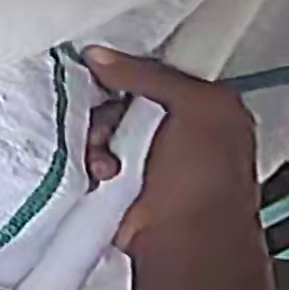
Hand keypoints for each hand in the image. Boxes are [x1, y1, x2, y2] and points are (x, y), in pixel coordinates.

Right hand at [82, 47, 259, 253]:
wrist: (181, 235)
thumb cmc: (202, 174)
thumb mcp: (195, 109)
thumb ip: (150, 77)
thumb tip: (97, 54)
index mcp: (200, 104)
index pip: (149, 74)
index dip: (122, 73)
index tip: (98, 75)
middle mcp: (170, 126)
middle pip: (114, 102)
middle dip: (103, 115)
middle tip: (107, 131)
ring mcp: (140, 153)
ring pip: (96, 130)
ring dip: (94, 143)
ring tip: (107, 164)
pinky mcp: (114, 177)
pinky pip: (86, 155)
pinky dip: (88, 163)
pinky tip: (101, 175)